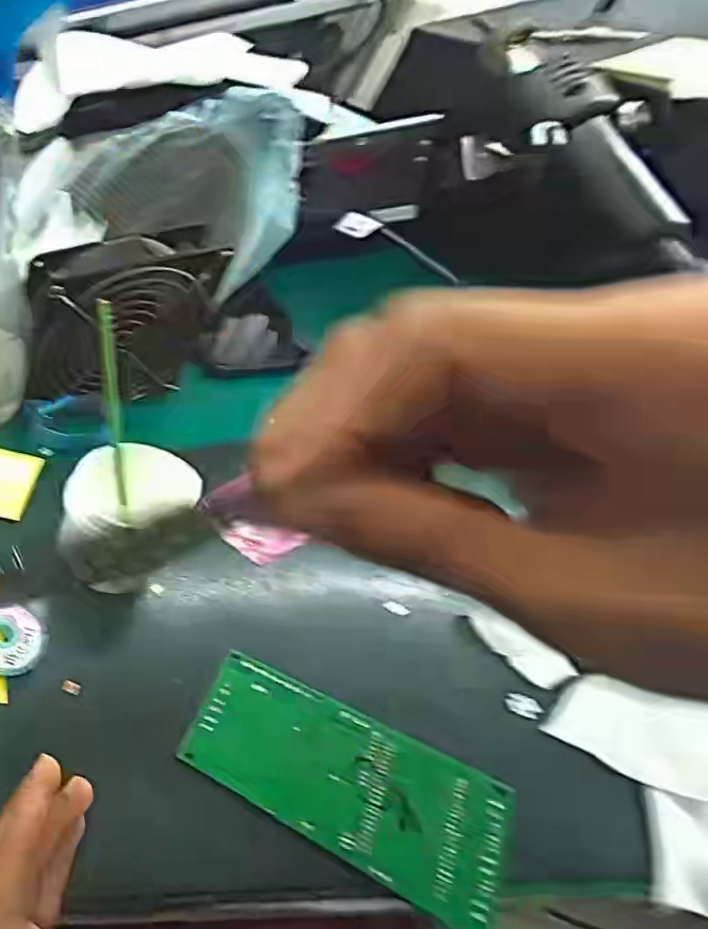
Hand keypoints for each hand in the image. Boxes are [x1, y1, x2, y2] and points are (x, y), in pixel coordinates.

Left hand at [0, 755, 143, 928]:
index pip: (5, 871)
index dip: (24, 815)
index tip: (46, 771)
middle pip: (6, 865)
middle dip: (33, 813)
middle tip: (61, 770)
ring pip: (16, 883)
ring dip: (44, 838)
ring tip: (74, 798)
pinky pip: (24, 907)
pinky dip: (45, 874)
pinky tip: (63, 854)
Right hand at [253, 280, 707, 694]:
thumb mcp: (593, 600)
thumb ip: (419, 537)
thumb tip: (280, 501)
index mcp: (648, 357)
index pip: (423, 338)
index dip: (325, 408)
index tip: (279, 489)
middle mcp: (621, 329)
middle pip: (408, 345)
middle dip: (328, 426)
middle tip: (291, 503)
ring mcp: (607, 352)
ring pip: (421, 370)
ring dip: (359, 438)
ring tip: (339, 507)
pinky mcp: (598, 382)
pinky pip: (463, 395)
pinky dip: (408, 444)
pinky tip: (399, 492)